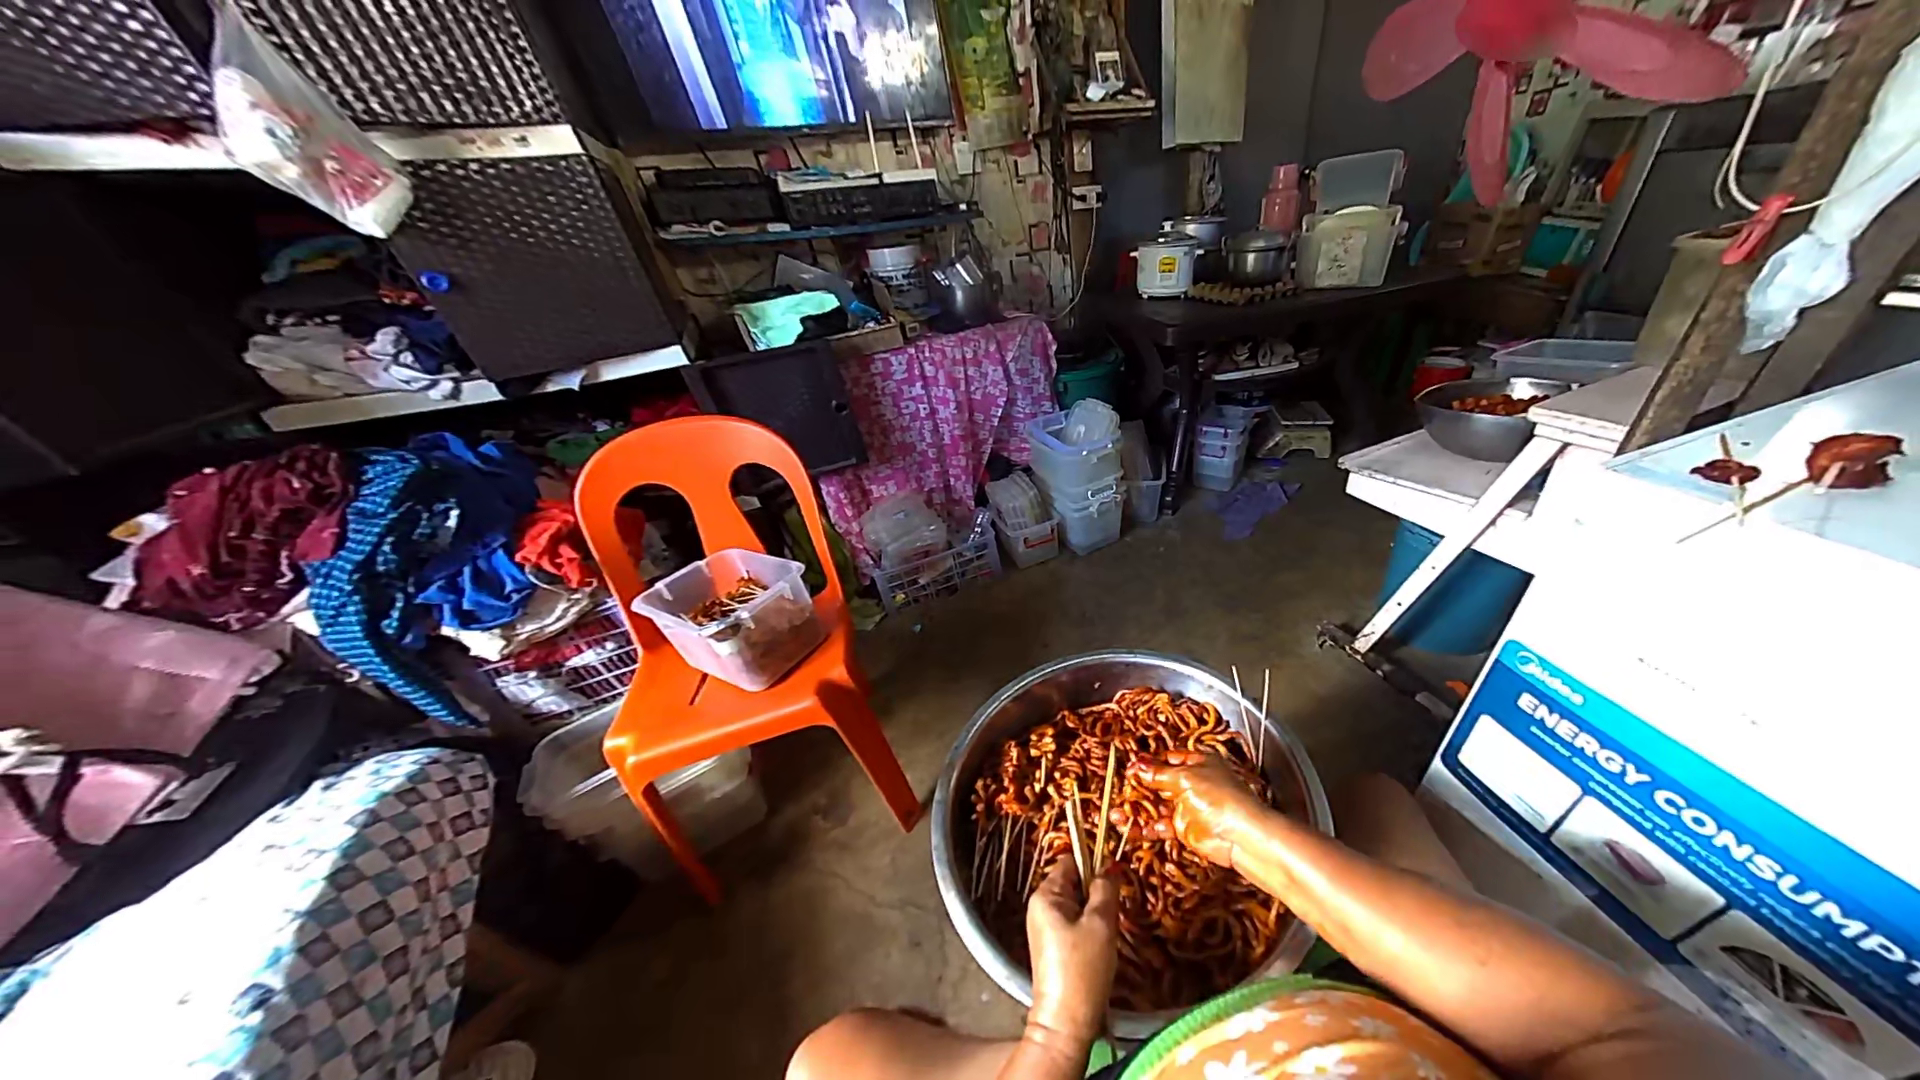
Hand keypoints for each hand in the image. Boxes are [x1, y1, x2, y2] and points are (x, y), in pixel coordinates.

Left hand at [1024, 860, 1118, 1050]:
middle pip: (1073, 883)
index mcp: (1045, 895)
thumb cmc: (1082, 969)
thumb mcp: (1100, 924)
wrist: (1065, 1021)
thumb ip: (1105, 890)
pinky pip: (1073, 923)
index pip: (1070, 863)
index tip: (1116, 874)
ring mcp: (1044, 926)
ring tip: (1110, 928)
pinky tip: (1102, 945)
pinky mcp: (1052, 945)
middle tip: (1116, 907)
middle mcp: (1039, 906)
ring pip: (1076, 905)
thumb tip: (1109, 865)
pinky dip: (1089, 927)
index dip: (1093, 863)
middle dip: (1096, 891)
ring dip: (1095, 911)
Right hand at [1128, 750, 1266, 867]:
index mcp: (1197, 761)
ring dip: (1136, 809)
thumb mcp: (1185, 778)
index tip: (1128, 766)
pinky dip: (1145, 827)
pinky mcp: (1184, 828)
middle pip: (1158, 782)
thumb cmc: (1218, 797)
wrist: (1241, 836)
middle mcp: (1192, 782)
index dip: (1147, 763)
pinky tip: (1128, 827)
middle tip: (1118, 789)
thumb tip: (1135, 765)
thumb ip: (1157, 773)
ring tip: (1115, 813)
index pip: (1166, 759)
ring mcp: (1188, 806)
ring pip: (1156, 805)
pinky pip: (1160, 826)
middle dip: (1138, 787)